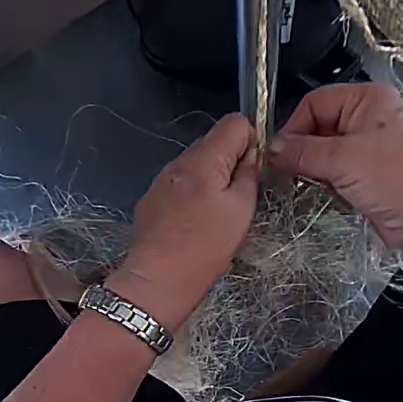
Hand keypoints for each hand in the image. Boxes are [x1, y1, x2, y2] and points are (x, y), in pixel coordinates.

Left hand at [109, 113, 259, 329]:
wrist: (158, 279)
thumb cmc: (205, 248)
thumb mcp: (241, 211)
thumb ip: (248, 174)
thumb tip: (250, 154)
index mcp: (203, 160)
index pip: (234, 122)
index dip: (250, 141)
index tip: (252, 171)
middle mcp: (178, 162)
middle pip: (212, 142)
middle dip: (229, 161)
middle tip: (235, 199)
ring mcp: (160, 180)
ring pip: (195, 164)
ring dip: (210, 179)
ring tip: (212, 215)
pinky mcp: (150, 199)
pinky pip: (179, 184)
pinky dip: (191, 194)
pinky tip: (191, 222)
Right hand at [271, 82, 402, 250]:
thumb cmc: (396, 177)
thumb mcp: (342, 159)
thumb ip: (301, 152)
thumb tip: (271, 149)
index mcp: (367, 99)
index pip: (315, 102)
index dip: (294, 126)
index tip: (279, 153)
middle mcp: (369, 119)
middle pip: (319, 128)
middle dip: (306, 152)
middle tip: (295, 172)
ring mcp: (371, 149)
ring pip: (326, 155)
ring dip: (319, 172)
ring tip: (327, 185)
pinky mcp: (370, 177)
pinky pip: (338, 176)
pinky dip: (332, 186)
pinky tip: (340, 196)